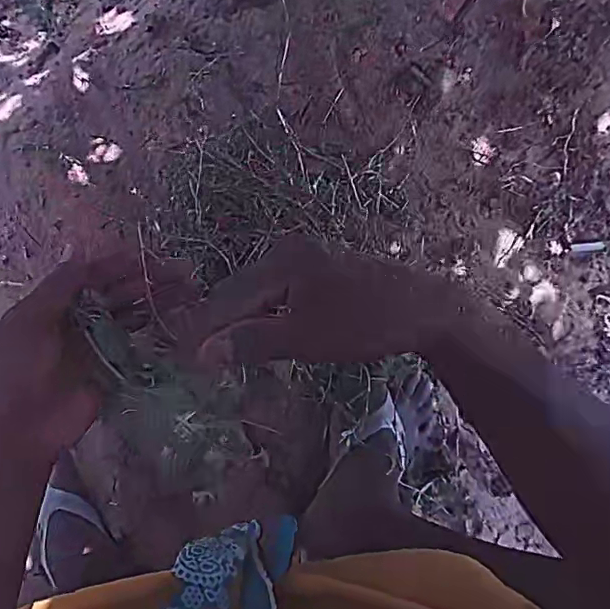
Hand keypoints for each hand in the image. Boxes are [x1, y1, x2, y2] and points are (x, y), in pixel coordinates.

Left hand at [0, 253, 184, 469]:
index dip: (116, 266)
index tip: (146, 257)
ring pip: (128, 317)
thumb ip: (58, 288)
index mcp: (52, 306)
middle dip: (144, 281)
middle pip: (113, 295)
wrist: (19, 428)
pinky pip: (134, 347)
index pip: (88, 278)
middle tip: (181, 270)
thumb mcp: (29, 320)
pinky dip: (154, 333)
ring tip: (187, 289)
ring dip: (154, 302)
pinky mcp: (109, 371)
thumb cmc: (16, 368)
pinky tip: (176, 320)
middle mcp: (75, 322)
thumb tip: (82, 255)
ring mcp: (93, 347)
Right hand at [182, 237, 467, 365]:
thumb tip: (203, 354)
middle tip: (196, 357)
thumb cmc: (364, 323)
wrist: (427, 309)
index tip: (182, 356)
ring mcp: (301, 257)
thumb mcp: (305, 338)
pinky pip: (272, 291)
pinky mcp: (315, 268)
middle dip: (215, 323)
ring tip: (218, 348)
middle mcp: (284, 251)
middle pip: (235, 291)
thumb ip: (251, 342)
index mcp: (278, 262)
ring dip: (236, 319)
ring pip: (253, 292)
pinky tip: (255, 331)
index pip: (225, 298)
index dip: (203, 329)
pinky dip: (259, 313)